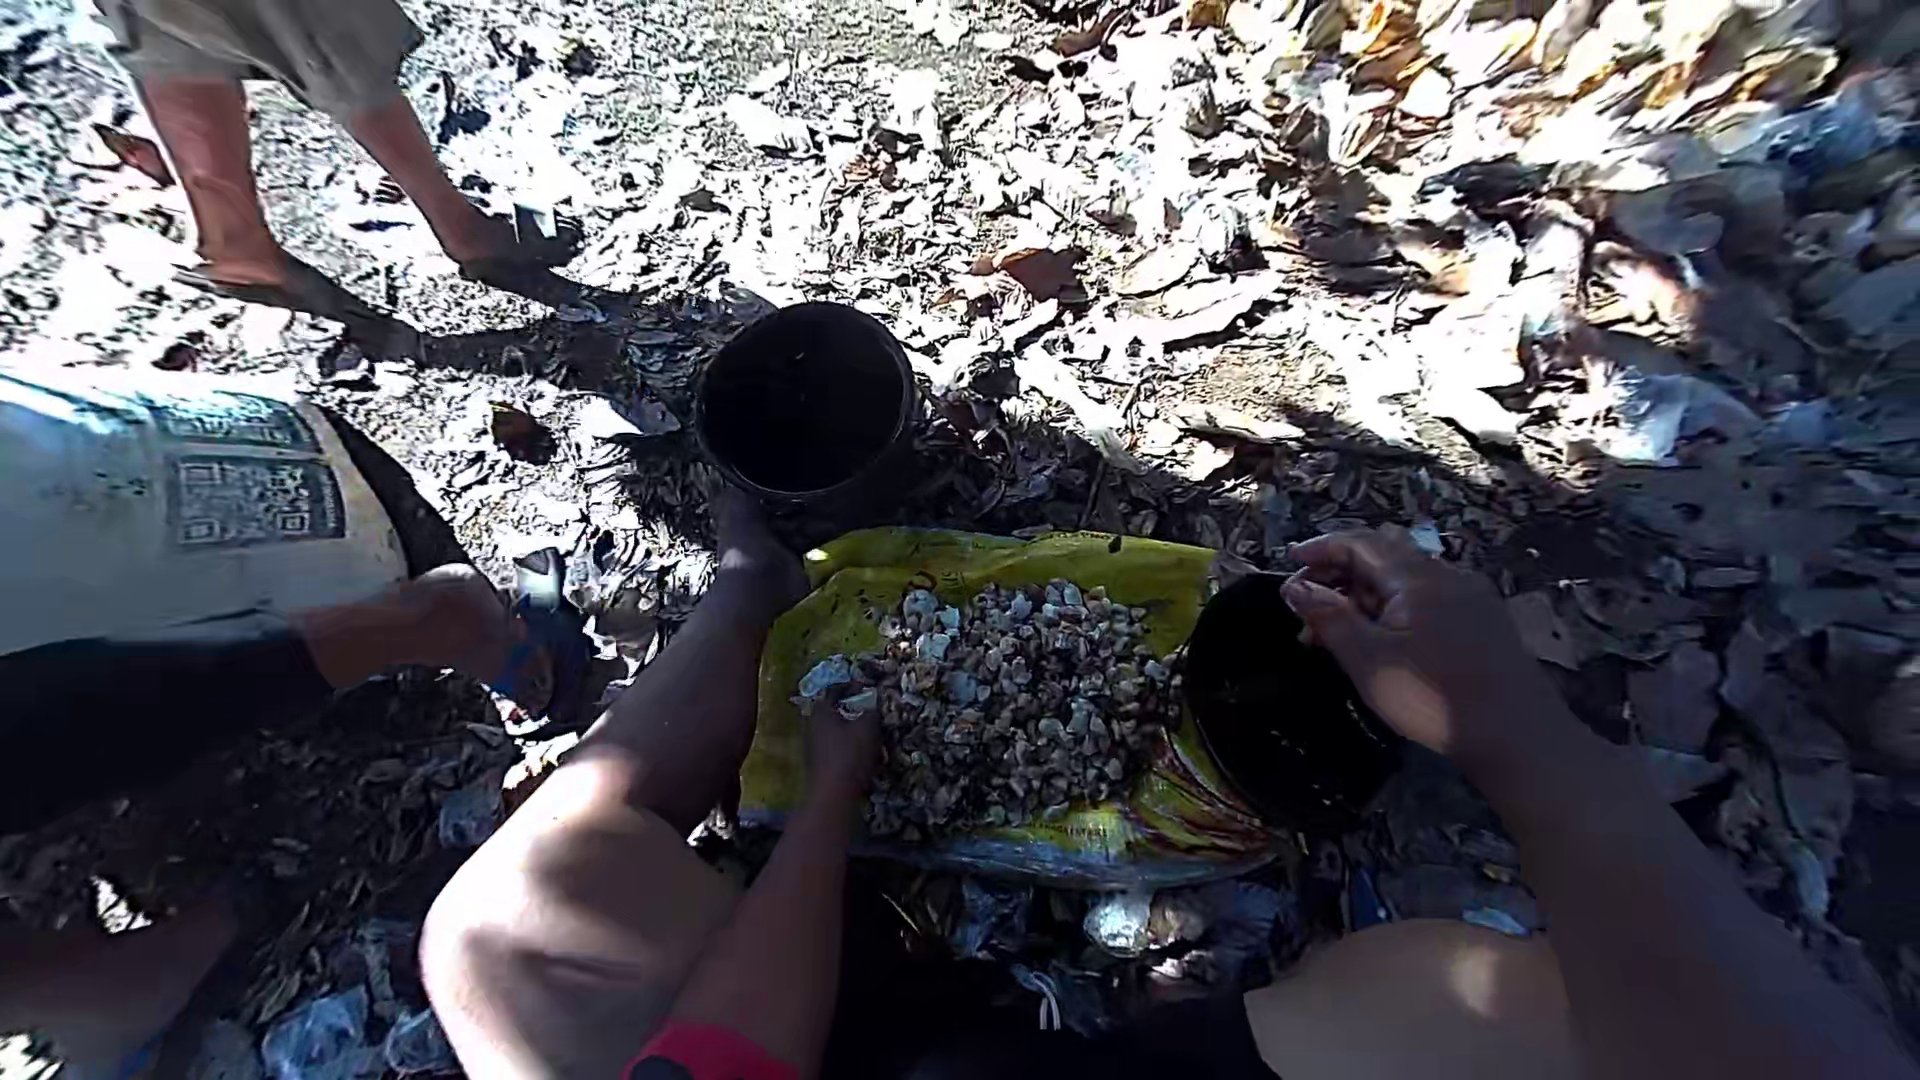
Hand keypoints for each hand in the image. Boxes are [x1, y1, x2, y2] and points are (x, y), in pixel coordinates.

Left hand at [804, 691, 880, 806]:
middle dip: (848, 712)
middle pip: (830, 713)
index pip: (832, 692)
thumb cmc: (850, 754)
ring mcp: (811, 748)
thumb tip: (873, 702)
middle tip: (866, 713)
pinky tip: (859, 755)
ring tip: (866, 735)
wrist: (833, 796)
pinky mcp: (816, 766)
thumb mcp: (869, 727)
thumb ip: (872, 711)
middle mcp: (810, 727)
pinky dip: (844, 749)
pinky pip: (832, 750)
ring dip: (846, 732)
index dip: (848, 690)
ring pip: (831, 732)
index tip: (864, 691)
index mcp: (820, 712)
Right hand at [1283, 527, 1571, 764]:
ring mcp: (1468, 599)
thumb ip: (1328, 616)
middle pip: (1381, 556)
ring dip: (1358, 593)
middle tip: (1303, 601)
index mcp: (1420, 579)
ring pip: (1399, 579)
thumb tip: (1295, 587)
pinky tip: (1370, 636)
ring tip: (1329, 628)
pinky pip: (1420, 598)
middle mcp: (1448, 577)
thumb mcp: (1366, 658)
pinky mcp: (1478, 622)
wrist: (1522, 742)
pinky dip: (1384, 606)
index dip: (1320, 548)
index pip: (1361, 543)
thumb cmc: (1432, 697)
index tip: (1288, 561)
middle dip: (1336, 572)